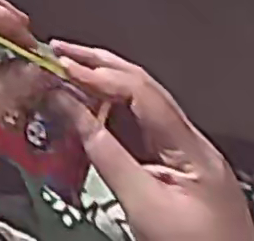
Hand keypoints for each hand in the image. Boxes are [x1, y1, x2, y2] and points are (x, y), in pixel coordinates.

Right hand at [47, 42, 253, 240]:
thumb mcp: (142, 204)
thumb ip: (103, 151)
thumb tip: (65, 103)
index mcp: (194, 150)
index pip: (141, 91)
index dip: (98, 73)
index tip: (62, 66)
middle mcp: (194, 144)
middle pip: (143, 87)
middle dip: (98, 64)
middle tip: (59, 50)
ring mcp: (188, 155)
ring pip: (142, 101)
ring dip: (103, 80)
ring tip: (67, 68)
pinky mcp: (178, 167)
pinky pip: (141, 123)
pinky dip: (111, 105)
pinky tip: (89, 102)